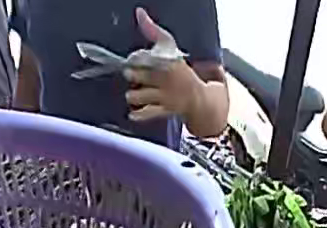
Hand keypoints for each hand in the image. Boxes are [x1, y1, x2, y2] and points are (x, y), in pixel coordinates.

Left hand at [123, 7, 207, 124]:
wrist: (196, 96)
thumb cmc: (178, 70)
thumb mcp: (169, 46)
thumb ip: (152, 31)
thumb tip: (139, 13)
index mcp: (167, 59)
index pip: (144, 57)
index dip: (134, 59)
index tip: (133, 61)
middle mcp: (166, 78)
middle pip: (141, 76)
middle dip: (132, 75)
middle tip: (131, 76)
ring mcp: (166, 96)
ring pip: (141, 95)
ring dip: (133, 95)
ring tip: (132, 94)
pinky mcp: (165, 111)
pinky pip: (148, 113)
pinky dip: (138, 114)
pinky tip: (132, 114)